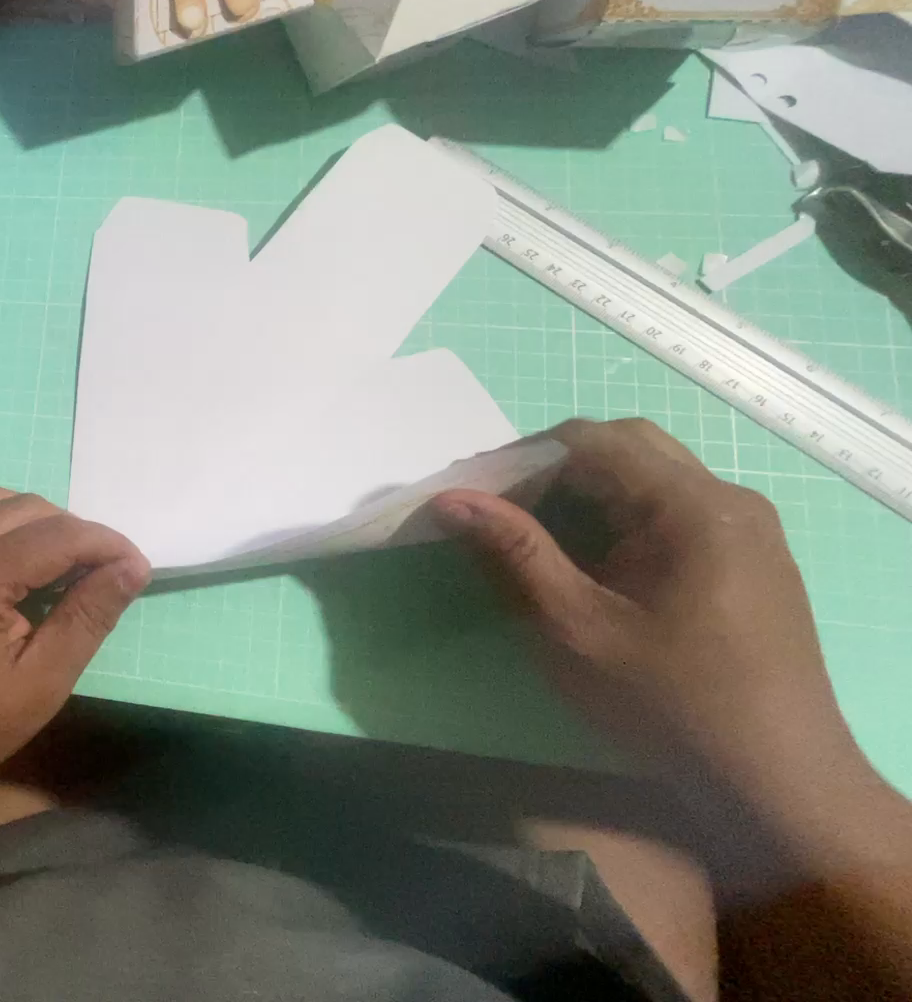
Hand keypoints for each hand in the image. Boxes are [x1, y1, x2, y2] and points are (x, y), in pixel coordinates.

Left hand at [0, 470, 150, 804]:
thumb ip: (88, 616)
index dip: (106, 545)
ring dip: (26, 516)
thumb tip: (132, 565)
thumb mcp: (44, 682)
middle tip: (94, 575)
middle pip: (26, 508)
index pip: (58, 535)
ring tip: (50, 558)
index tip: (135, 567)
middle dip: (71, 534)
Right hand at [429, 419, 860, 797]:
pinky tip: (581, 563)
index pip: (592, 440)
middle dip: (549, 471)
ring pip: (643, 477)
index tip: (474, 496)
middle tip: (497, 515)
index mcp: (694, 509)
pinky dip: (610, 517)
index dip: (522, 457)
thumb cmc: (664, 700)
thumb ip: (511, 550)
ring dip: (578, 494)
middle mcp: (728, 502)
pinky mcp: (742, 557)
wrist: (772, 781)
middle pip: (623, 449)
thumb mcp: (570, 624)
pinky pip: (664, 510)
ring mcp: (742, 530)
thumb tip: (449, 497)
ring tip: (528, 540)